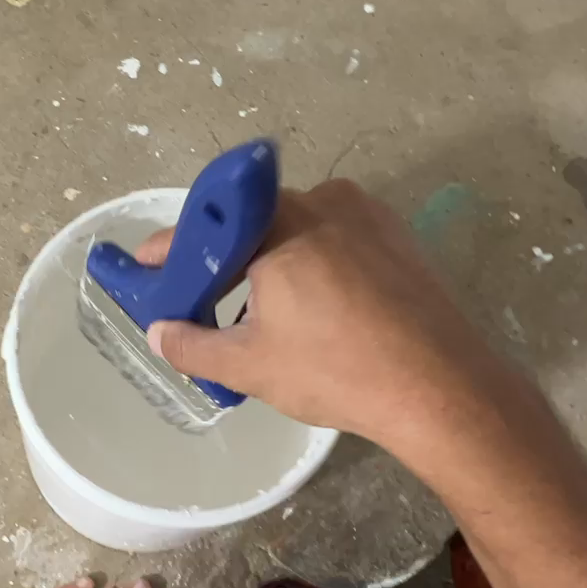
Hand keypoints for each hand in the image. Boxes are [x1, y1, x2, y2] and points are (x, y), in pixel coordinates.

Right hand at [140, 179, 514, 455]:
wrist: (441, 387)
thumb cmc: (336, 369)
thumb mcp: (250, 364)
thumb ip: (192, 345)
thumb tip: (159, 333)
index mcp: (279, 223)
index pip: (206, 230)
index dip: (169, 251)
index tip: (144, 267)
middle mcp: (322, 200)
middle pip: (251, 226)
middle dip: (220, 263)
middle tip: (200, 301)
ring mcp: (366, 215)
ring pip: (294, 232)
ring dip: (265, 265)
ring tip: (254, 314)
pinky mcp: (397, 237)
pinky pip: (333, 241)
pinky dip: (307, 265)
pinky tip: (309, 307)